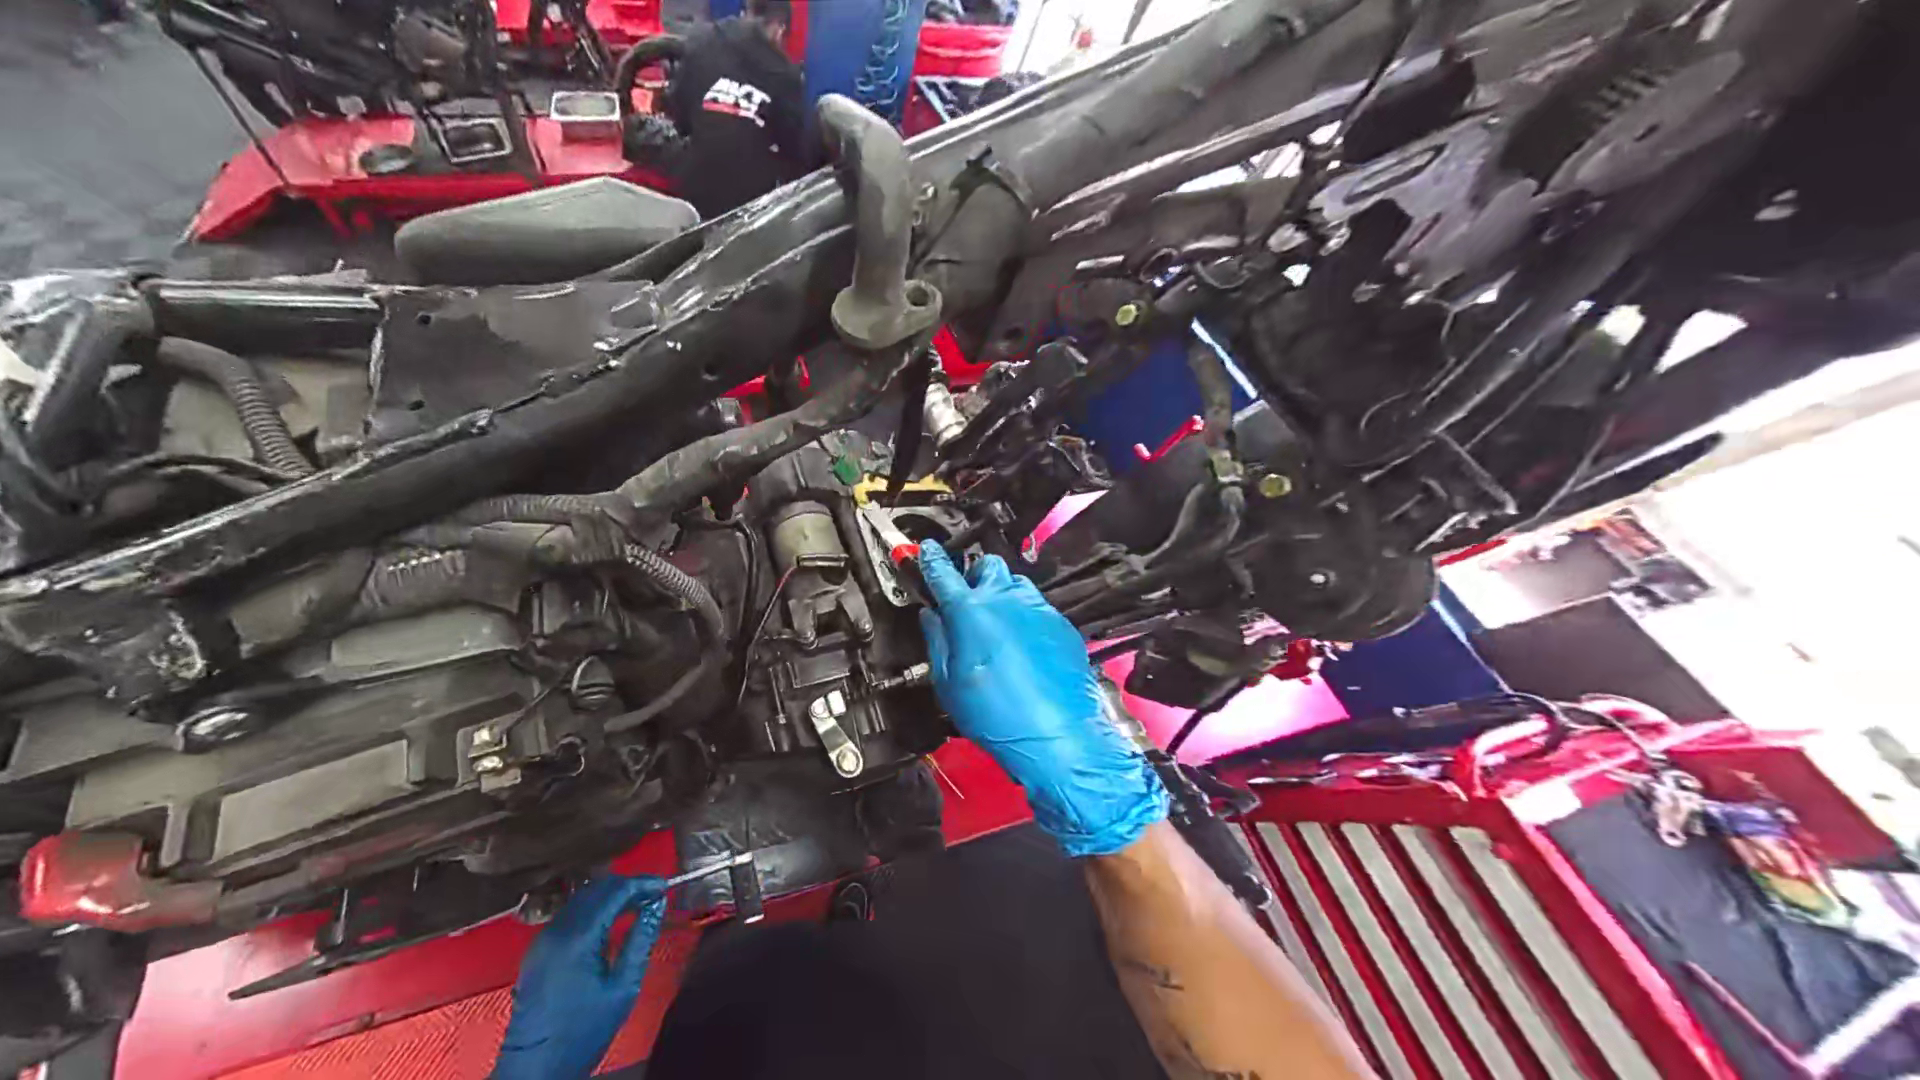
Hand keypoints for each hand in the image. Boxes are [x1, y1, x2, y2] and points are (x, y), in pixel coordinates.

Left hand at [494, 874, 667, 1079]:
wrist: (534, 1071)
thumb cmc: (584, 1032)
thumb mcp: (623, 986)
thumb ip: (642, 938)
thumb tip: (657, 904)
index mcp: (578, 938)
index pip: (614, 891)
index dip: (642, 883)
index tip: (664, 886)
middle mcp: (557, 931)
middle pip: (596, 888)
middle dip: (628, 886)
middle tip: (653, 895)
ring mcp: (543, 940)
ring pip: (582, 898)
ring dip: (610, 895)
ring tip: (637, 905)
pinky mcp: (538, 950)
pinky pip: (570, 914)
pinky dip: (594, 908)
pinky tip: (611, 921)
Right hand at [917, 541, 1166, 856]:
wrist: (1056, 735)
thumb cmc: (998, 715)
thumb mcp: (948, 682)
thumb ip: (936, 640)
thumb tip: (931, 617)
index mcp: (969, 610)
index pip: (942, 571)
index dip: (930, 559)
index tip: (926, 553)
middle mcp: (1005, 599)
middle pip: (986, 565)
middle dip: (973, 575)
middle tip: (965, 600)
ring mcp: (1036, 607)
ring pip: (1014, 583)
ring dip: (1000, 595)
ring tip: (994, 625)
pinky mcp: (1059, 622)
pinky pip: (1036, 606)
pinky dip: (1024, 616)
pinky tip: (1020, 644)